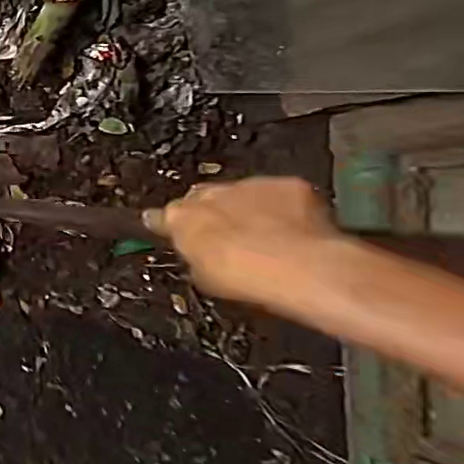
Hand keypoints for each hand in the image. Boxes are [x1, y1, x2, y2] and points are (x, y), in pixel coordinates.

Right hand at [160, 177, 343, 303]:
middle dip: (215, 215)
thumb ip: (194, 257)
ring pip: (242, 195)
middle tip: (236, 240)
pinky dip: (290, 207)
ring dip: (251, 209)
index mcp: (176, 217)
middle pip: (203, 200)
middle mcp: (204, 196)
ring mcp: (245, 187)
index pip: (162, 216)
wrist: (299, 269)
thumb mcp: (203, 277)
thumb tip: (200, 258)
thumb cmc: (244, 278)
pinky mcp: (287, 186)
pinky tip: (300, 229)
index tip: (184, 238)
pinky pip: (283, 193)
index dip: (174, 227)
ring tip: (273, 237)